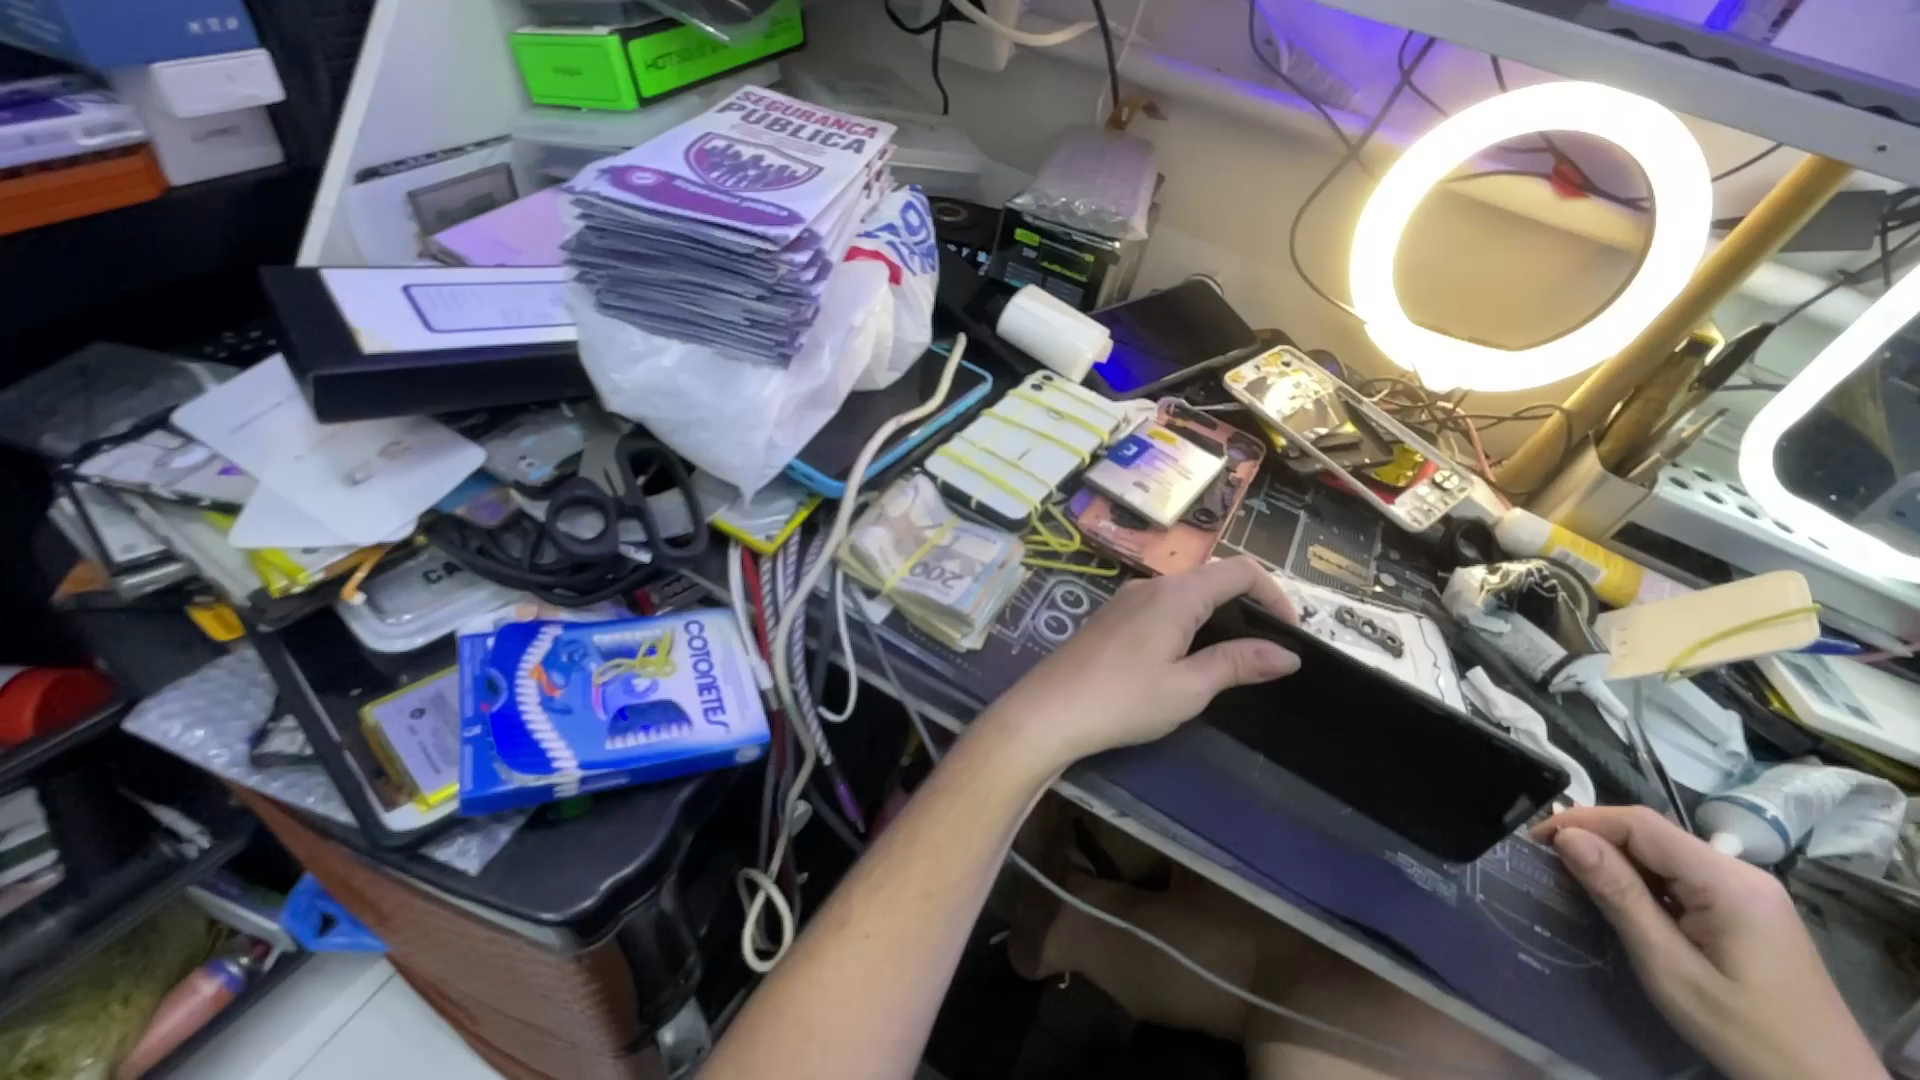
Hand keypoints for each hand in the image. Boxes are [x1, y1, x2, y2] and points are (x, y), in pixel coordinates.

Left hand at [981, 557, 1299, 774]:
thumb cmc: (1123, 701)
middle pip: (1212, 578)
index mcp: (1176, 594)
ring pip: (1185, 593)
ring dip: (1216, 615)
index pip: (1239, 571)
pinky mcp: (1111, 617)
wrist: (1047, 712)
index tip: (1290, 633)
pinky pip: (1161, 606)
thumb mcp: (1188, 687)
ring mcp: (1126, 599)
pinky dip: (1188, 621)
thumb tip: (1287, 654)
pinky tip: (1187, 656)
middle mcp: (1151, 586)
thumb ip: (1238, 664)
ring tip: (1234, 656)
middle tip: (1267, 648)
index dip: (1274, 594)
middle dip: (1247, 605)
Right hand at [1535, 807, 1887, 1079]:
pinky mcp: (1748, 908)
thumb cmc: (1744, 1030)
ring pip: (1665, 851)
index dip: (1581, 821)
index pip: (1640, 824)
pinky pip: (1682, 874)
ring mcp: (1749, 890)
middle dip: (1593, 837)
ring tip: (1571, 875)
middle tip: (1545, 859)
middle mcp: (1741, 873)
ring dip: (1615, 857)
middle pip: (1652, 833)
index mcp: (1728, 882)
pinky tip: (1620, 896)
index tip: (1534, 841)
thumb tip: (1568, 839)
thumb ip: (1620, 897)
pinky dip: (1642, 876)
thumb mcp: (1669, 967)